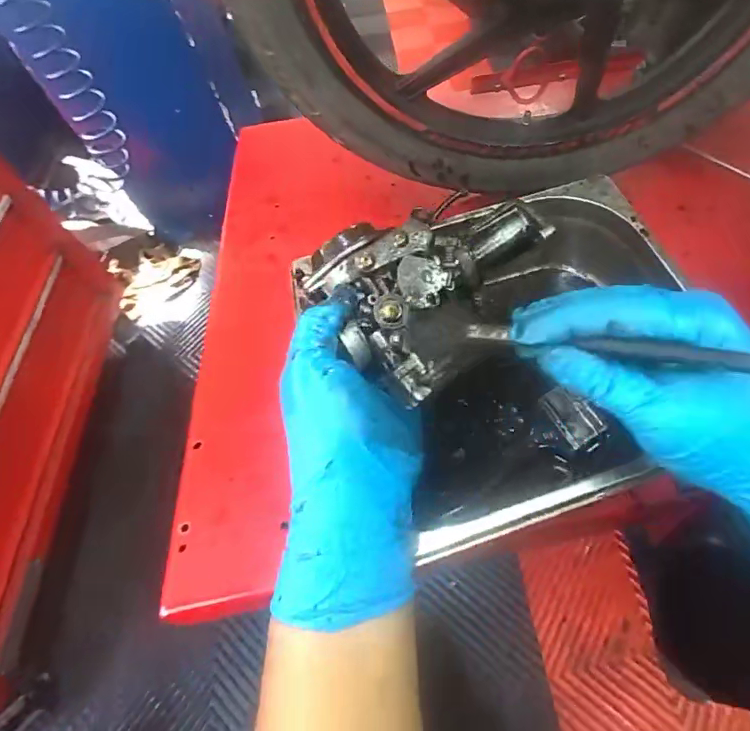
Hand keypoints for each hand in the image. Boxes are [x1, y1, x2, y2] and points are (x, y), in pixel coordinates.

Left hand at [272, 299, 422, 631]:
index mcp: (316, 363)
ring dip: (411, 325)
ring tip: (433, 296)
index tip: (379, 266)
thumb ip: (315, 332)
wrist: (365, 484)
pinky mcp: (409, 398)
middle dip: (388, 305)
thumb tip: (336, 299)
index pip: (333, 317)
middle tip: (414, 279)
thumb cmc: (329, 426)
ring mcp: (381, 385)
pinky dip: (428, 349)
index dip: (351, 293)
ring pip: (396, 342)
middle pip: (369, 326)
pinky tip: (442, 328)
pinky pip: (418, 365)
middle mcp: (347, 370)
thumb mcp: (307, 372)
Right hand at [511, 286, 749, 603]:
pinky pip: (634, 332)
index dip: (570, 318)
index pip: (621, 307)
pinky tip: (571, 343)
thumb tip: (551, 355)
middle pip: (620, 303)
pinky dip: (600, 338)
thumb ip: (606, 381)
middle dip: (568, 315)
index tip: (526, 331)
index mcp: (697, 318)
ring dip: (579, 323)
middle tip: (519, 326)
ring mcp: (689, 325)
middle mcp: (693, 309)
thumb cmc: (725, 445)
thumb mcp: (659, 416)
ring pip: (624, 314)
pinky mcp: (682, 344)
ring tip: (534, 330)